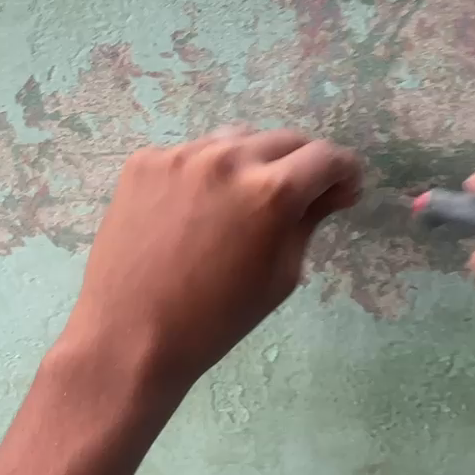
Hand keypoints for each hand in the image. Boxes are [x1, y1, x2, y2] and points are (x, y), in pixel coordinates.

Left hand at [57, 127, 362, 391]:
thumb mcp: (280, 275)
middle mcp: (228, 158)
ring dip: (251, 161)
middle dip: (301, 165)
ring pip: (235, 139)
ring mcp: (180, 154)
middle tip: (298, 197)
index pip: (326, 157)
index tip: (343, 191)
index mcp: (270, 191)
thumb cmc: (215, 320)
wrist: (129, 335)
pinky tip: (192, 210)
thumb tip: (329, 191)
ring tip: (240, 201)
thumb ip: (308, 221)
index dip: (345, 172)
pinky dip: (204, 173)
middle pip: (284, 139)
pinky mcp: (144, 161)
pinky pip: (190, 154)